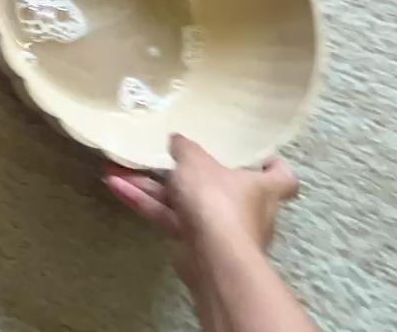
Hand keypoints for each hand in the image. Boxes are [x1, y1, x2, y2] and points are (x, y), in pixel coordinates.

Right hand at [104, 133, 299, 251]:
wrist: (213, 254)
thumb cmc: (216, 199)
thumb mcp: (195, 160)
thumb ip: (185, 147)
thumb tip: (179, 141)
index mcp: (261, 188)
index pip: (281, 177)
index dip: (271, 165)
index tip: (257, 154)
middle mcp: (247, 210)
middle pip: (221, 187)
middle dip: (186, 173)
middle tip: (163, 156)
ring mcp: (221, 230)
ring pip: (184, 202)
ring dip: (149, 186)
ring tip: (117, 169)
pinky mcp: (196, 244)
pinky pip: (169, 217)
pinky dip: (144, 203)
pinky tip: (115, 186)